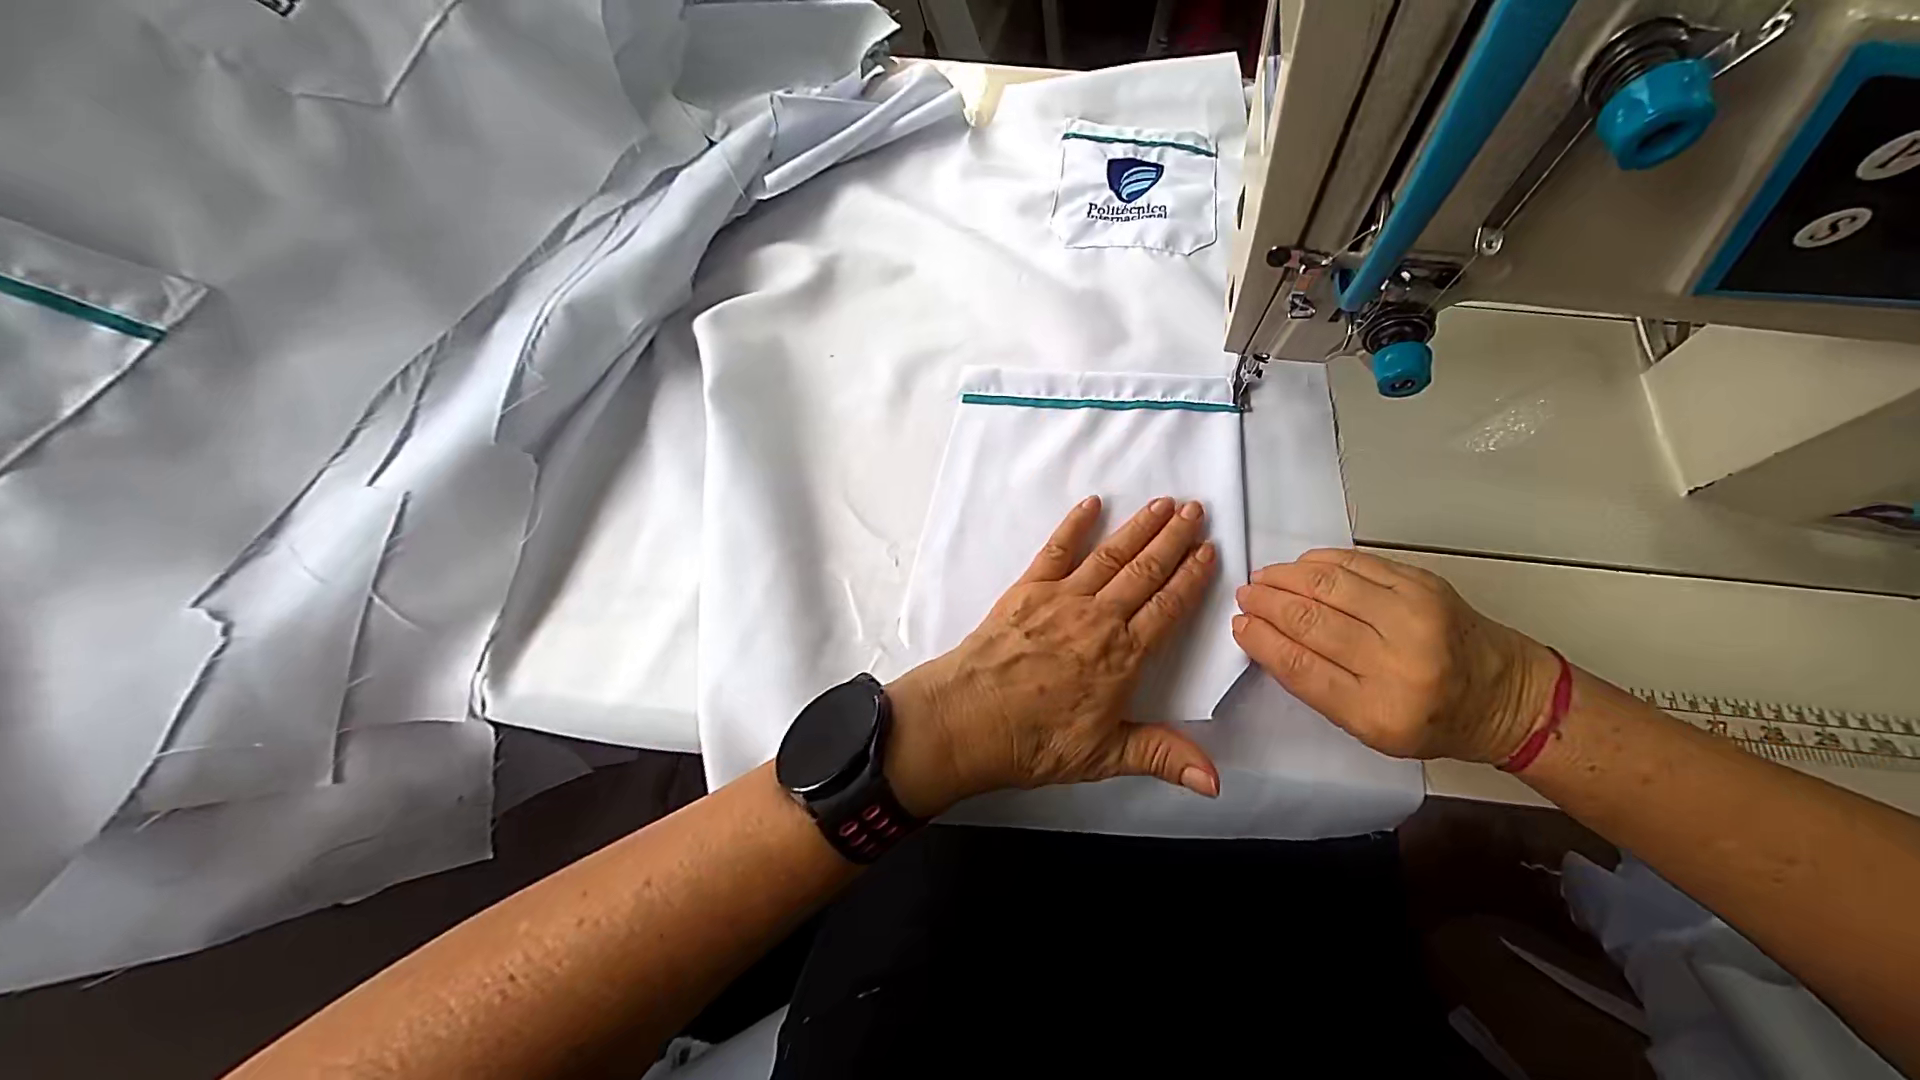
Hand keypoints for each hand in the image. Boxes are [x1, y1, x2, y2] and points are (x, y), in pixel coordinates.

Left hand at [885, 496, 1222, 816]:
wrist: (967, 720)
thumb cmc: (1033, 741)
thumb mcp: (1103, 756)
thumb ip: (1161, 756)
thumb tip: (1215, 782)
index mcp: (1123, 656)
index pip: (1169, 607)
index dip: (1193, 578)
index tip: (1209, 552)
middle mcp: (1098, 619)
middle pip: (1145, 571)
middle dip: (1174, 539)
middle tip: (1196, 510)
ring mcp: (1061, 600)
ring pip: (1110, 555)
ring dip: (1138, 527)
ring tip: (1162, 503)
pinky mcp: (1027, 590)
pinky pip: (1056, 549)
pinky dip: (1074, 524)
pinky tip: (1091, 504)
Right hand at [1230, 549, 1558, 762]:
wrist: (1505, 696)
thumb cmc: (1429, 719)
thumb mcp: (1365, 725)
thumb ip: (1314, 683)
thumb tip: (1264, 635)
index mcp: (1380, 711)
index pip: (1299, 666)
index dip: (1260, 640)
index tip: (1239, 624)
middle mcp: (1400, 663)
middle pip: (1310, 621)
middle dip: (1266, 603)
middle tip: (1246, 596)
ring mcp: (1416, 617)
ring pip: (1328, 585)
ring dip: (1285, 577)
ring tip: (1264, 578)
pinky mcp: (1425, 586)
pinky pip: (1357, 563)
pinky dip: (1319, 562)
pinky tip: (1300, 568)